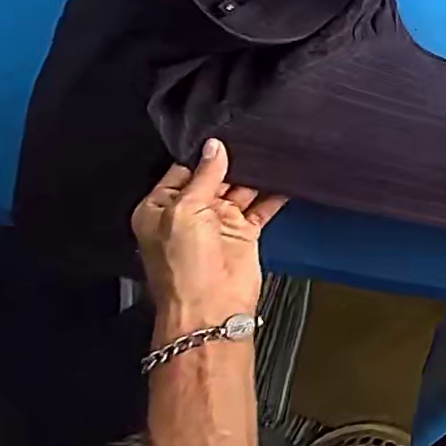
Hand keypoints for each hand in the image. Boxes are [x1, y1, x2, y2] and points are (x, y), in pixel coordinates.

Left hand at [131, 138, 287, 336]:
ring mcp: (218, 223)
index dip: (203, 155)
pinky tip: (284, 182)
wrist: (211, 308)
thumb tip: (214, 148)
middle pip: (215, 177)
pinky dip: (274, 195)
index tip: (222, 137)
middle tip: (251, 143)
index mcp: (161, 208)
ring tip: (270, 156)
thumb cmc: (184, 269)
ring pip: (241, 189)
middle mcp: (189, 214)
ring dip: (255, 176)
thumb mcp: (185, 210)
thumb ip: (203, 176)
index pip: (184, 170)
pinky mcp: (243, 233)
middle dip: (232, 163)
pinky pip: (261, 207)